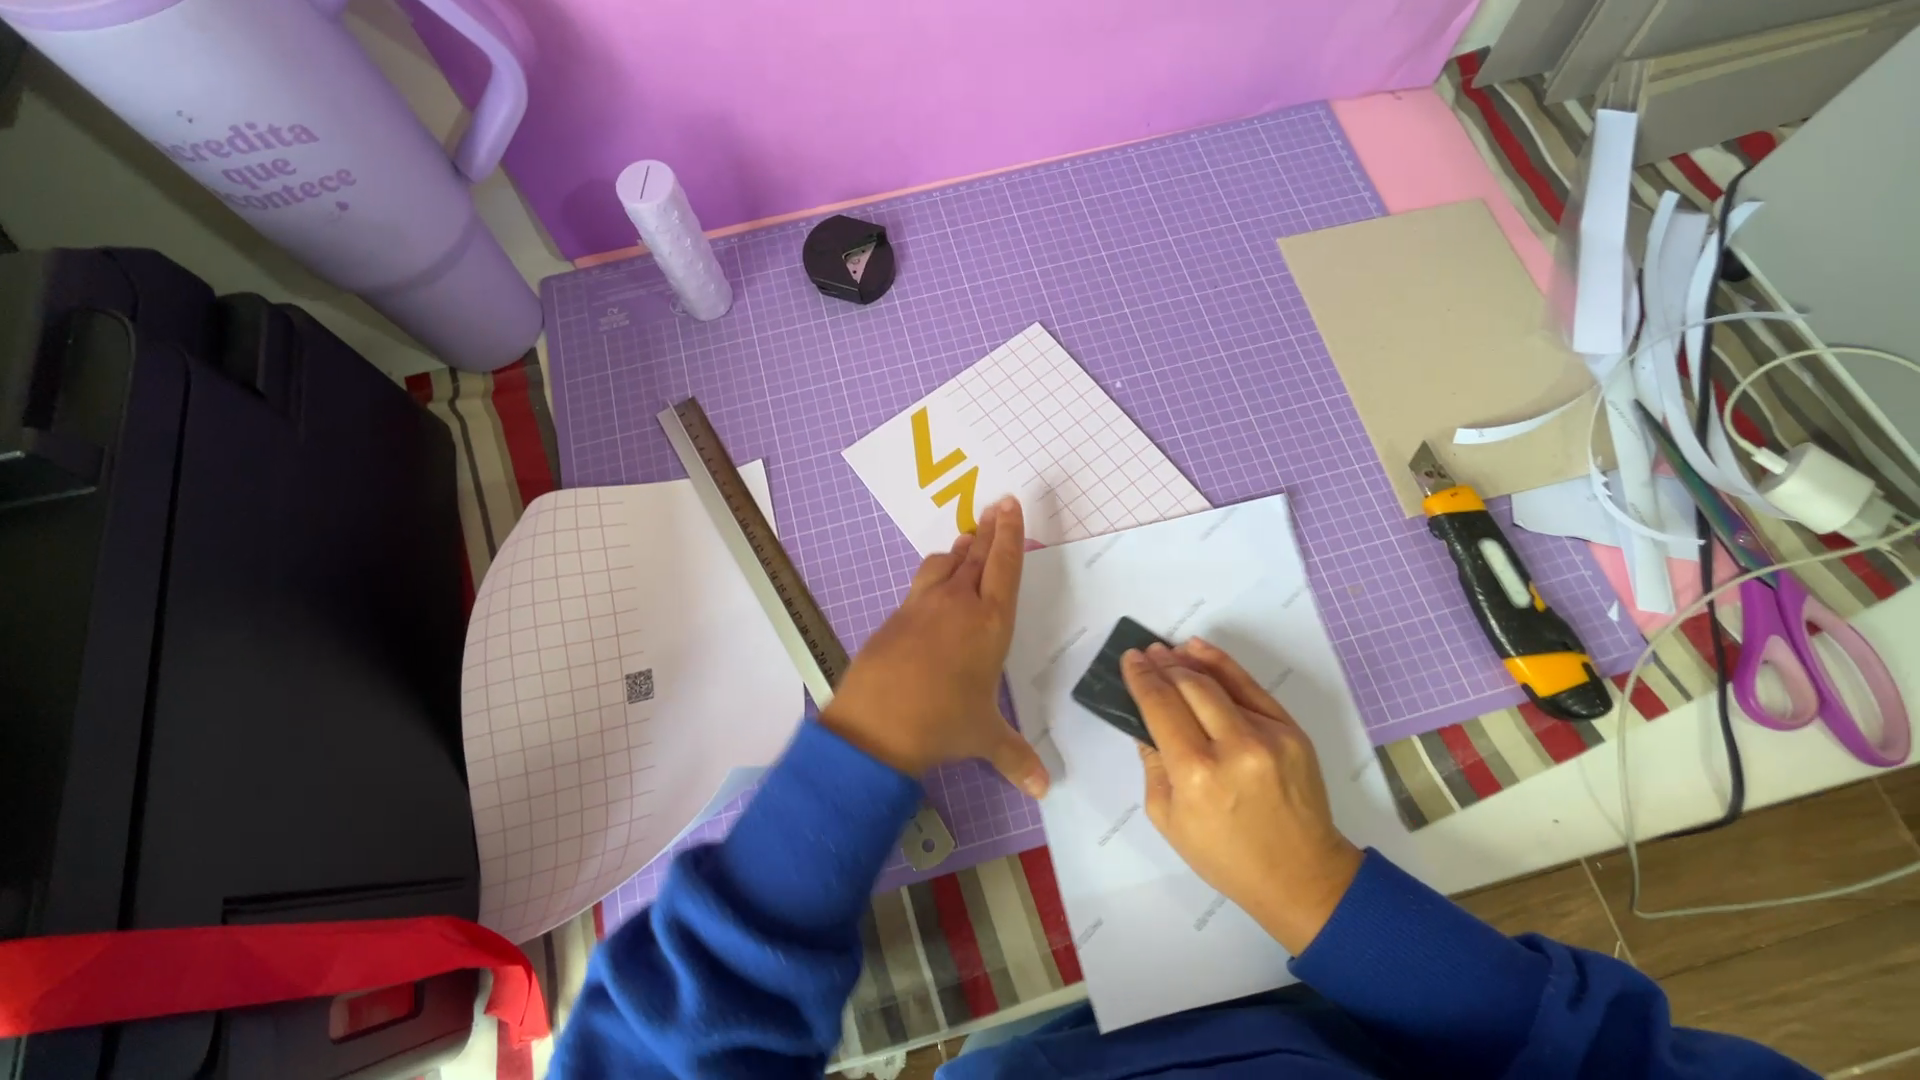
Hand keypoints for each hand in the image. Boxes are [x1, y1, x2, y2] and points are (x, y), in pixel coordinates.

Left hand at [821, 497, 1049, 797]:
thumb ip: (1016, 756)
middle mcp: (958, 604)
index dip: (1010, 534)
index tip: (1010, 505)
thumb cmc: (943, 723)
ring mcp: (923, 607)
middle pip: (976, 556)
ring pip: (944, 564)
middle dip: (989, 531)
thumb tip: (1043, 789)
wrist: (876, 724)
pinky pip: (920, 584)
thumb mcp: (984, 738)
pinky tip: (933, 582)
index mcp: (990, 623)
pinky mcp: (896, 617)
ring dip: (959, 550)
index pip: (1004, 567)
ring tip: (967, 540)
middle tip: (996, 506)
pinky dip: (933, 574)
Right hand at [1122, 639, 1360, 953]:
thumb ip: (1154, 763)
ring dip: (1189, 661)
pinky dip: (1224, 666)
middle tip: (1146, 654)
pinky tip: (1202, 653)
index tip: (1129, 660)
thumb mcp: (1168, 819)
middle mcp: (1233, 747)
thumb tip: (1146, 721)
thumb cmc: (1225, 857)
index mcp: (1196, 774)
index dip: (1142, 679)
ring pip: (1220, 682)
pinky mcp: (1292, 732)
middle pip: (1189, 687)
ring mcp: (1268, 736)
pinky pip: (1252, 689)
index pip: (1160, 707)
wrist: (1300, 875)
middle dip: (1163, 665)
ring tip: (1169, 650)